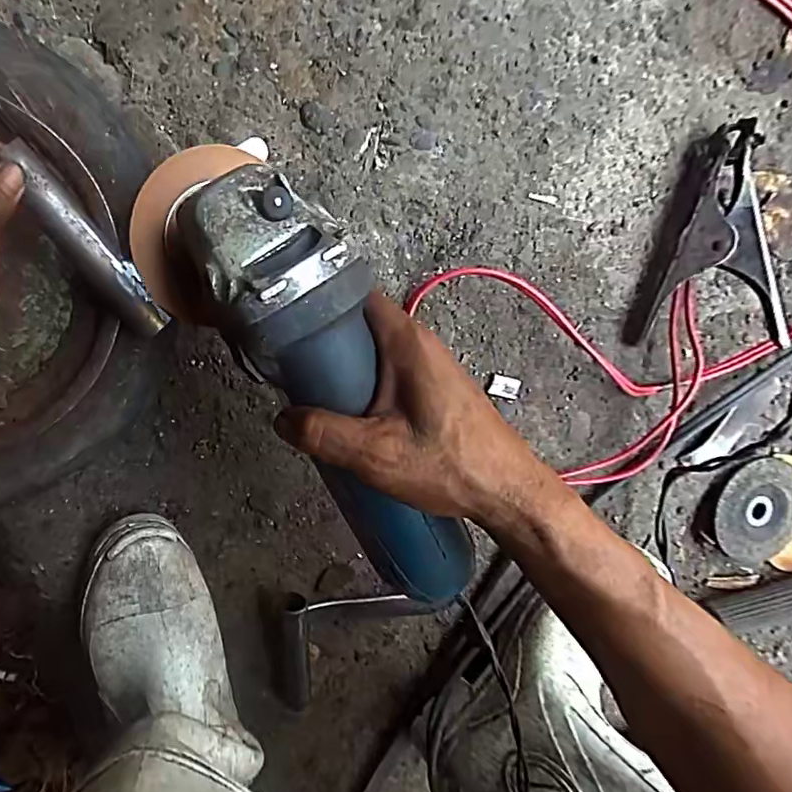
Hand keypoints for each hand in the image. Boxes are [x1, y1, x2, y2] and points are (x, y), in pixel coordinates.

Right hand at [272, 293, 568, 528]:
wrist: (506, 494)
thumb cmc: (457, 467)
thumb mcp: (374, 453)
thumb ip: (322, 434)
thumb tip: (285, 420)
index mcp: (407, 344)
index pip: (357, 297)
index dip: (320, 305)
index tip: (291, 323)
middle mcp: (421, 346)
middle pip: (360, 325)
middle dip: (325, 345)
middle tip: (299, 372)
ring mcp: (427, 367)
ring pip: (371, 352)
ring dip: (343, 370)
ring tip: (320, 399)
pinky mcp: (430, 390)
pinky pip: (385, 374)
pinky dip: (362, 387)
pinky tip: (352, 419)